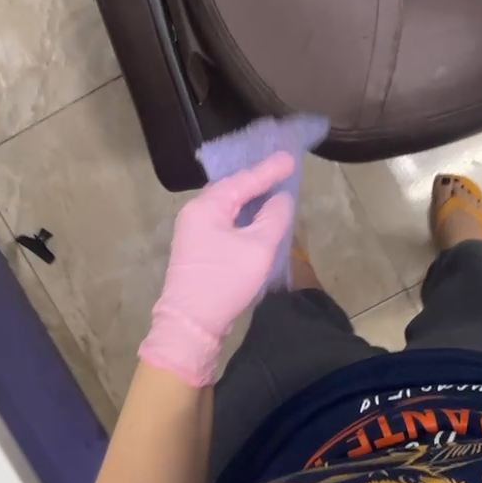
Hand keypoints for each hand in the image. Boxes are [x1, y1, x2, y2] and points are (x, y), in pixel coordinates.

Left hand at [138, 152, 296, 385]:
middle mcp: (195, 214)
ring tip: (274, 189)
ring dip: (250, 199)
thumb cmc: (225, 282)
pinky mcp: (198, 251)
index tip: (290, 158)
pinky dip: (243, 217)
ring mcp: (193, 233)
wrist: (191, 324)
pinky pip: (224, 222)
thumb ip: (274, 217)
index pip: (243, 180)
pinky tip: (257, 218)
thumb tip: (281, 199)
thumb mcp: (258, 248)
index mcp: (206, 207)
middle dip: (257, 180)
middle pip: (231, 189)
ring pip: (227, 207)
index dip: (269, 170)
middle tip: (282, 169)